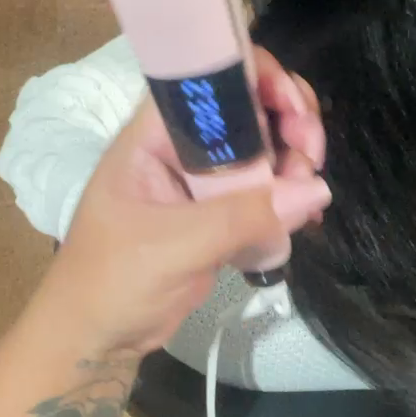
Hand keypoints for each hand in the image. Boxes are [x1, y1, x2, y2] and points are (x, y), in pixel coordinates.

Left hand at [30, 47, 330, 357]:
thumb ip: (242, 218)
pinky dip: (288, 200)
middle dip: (289, 123)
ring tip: (307, 199)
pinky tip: (304, 219)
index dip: (259, 78)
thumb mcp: (172, 246)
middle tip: (312, 160)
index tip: (295, 112)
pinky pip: (264, 194)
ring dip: (294, 166)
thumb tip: (318, 191)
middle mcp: (181, 149)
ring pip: (263, 151)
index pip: (209, 79)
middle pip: (247, 108)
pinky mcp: (219, 217)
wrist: (97, 338)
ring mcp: (202, 184)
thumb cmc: (111, 282)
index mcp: (154, 136)